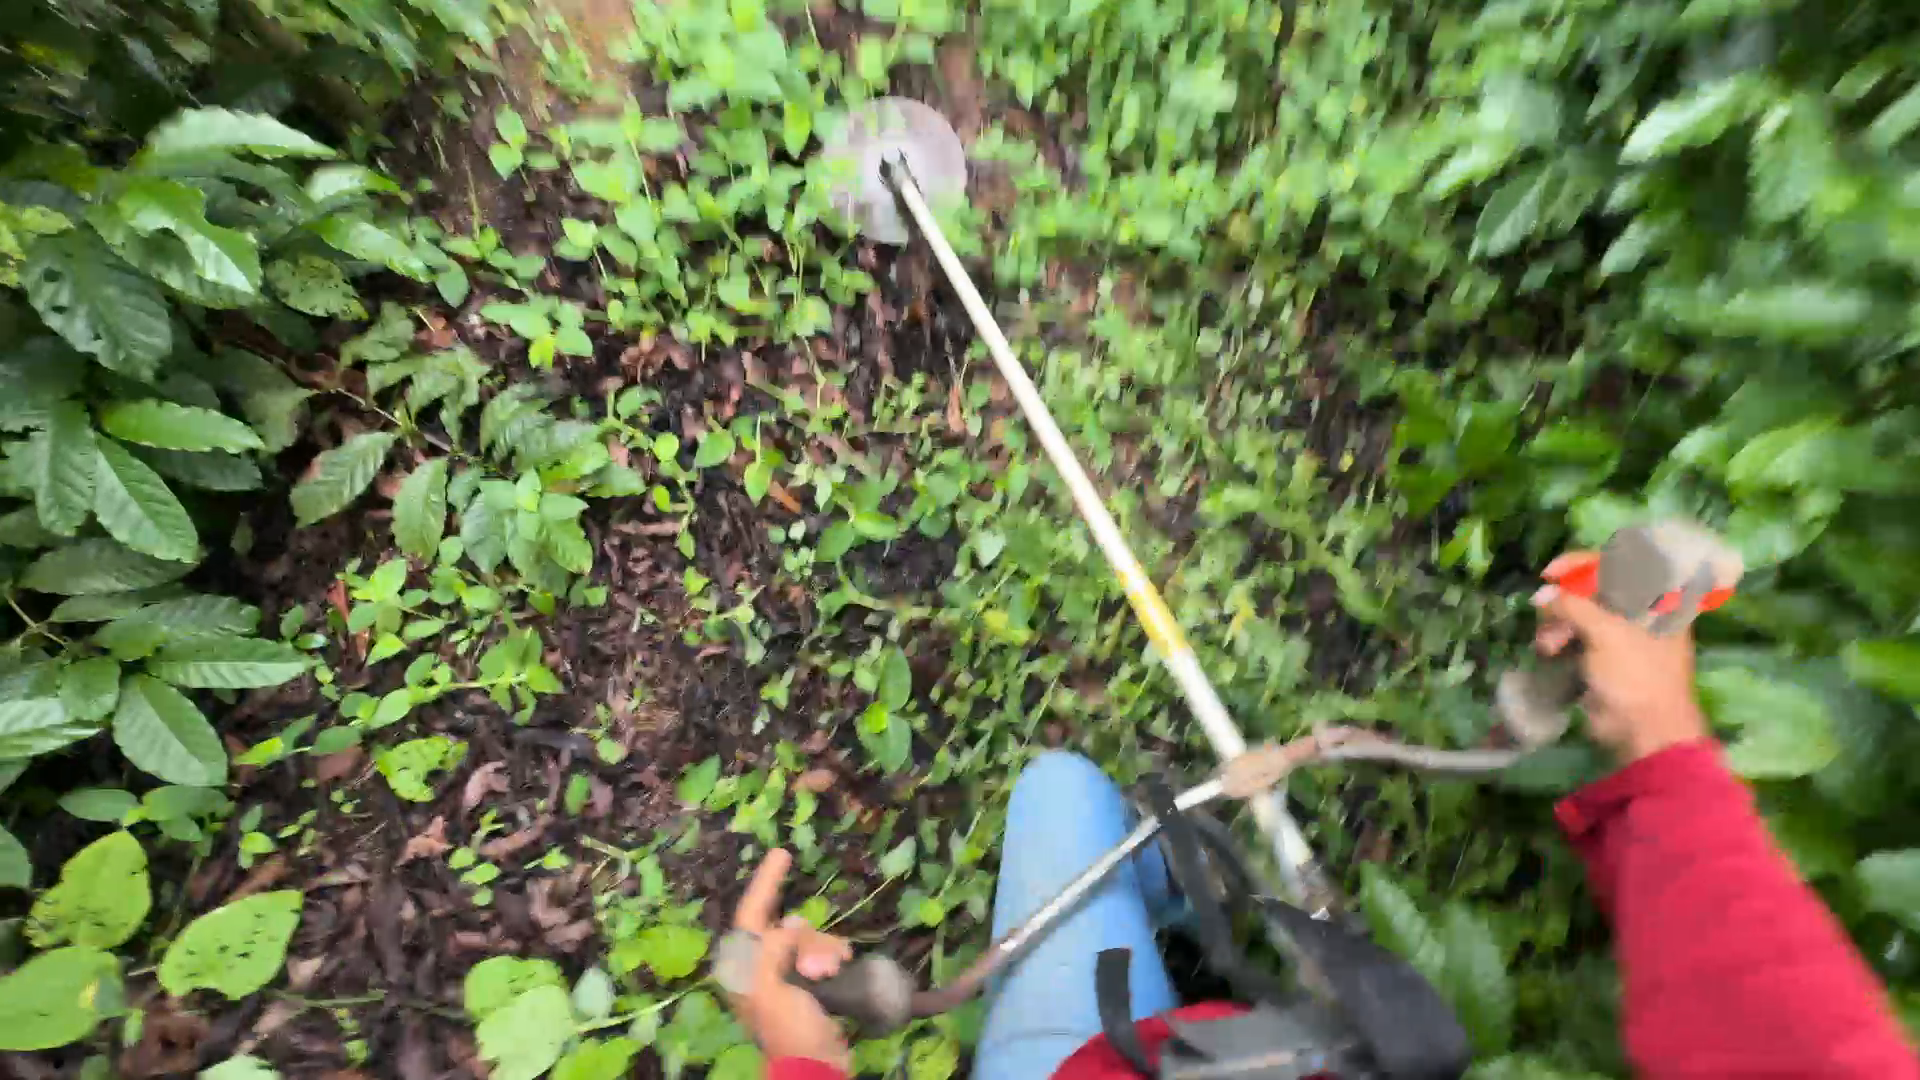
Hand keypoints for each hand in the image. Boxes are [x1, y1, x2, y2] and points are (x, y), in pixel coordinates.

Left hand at [727, 849, 852, 1068]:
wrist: (816, 1066)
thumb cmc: (789, 1030)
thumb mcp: (771, 990)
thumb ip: (772, 950)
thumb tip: (791, 926)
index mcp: (743, 969)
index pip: (751, 913)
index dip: (766, 882)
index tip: (782, 853)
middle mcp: (760, 968)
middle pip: (788, 929)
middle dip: (809, 941)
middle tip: (823, 968)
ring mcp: (785, 976)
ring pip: (809, 940)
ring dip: (825, 951)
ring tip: (833, 973)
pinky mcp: (808, 983)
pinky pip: (823, 952)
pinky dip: (834, 955)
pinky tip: (842, 967)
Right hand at [1533, 553, 1708, 763]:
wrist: (1642, 729)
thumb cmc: (1636, 676)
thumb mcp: (1607, 633)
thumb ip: (1573, 606)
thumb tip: (1542, 595)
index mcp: (1657, 602)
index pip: (1620, 564)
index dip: (1582, 564)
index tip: (1550, 574)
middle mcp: (1641, 613)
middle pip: (1593, 589)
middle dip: (1563, 601)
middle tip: (1544, 613)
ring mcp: (1621, 634)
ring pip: (1578, 612)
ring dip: (1556, 624)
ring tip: (1547, 644)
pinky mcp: (1603, 654)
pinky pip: (1574, 633)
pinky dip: (1558, 638)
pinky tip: (1549, 651)